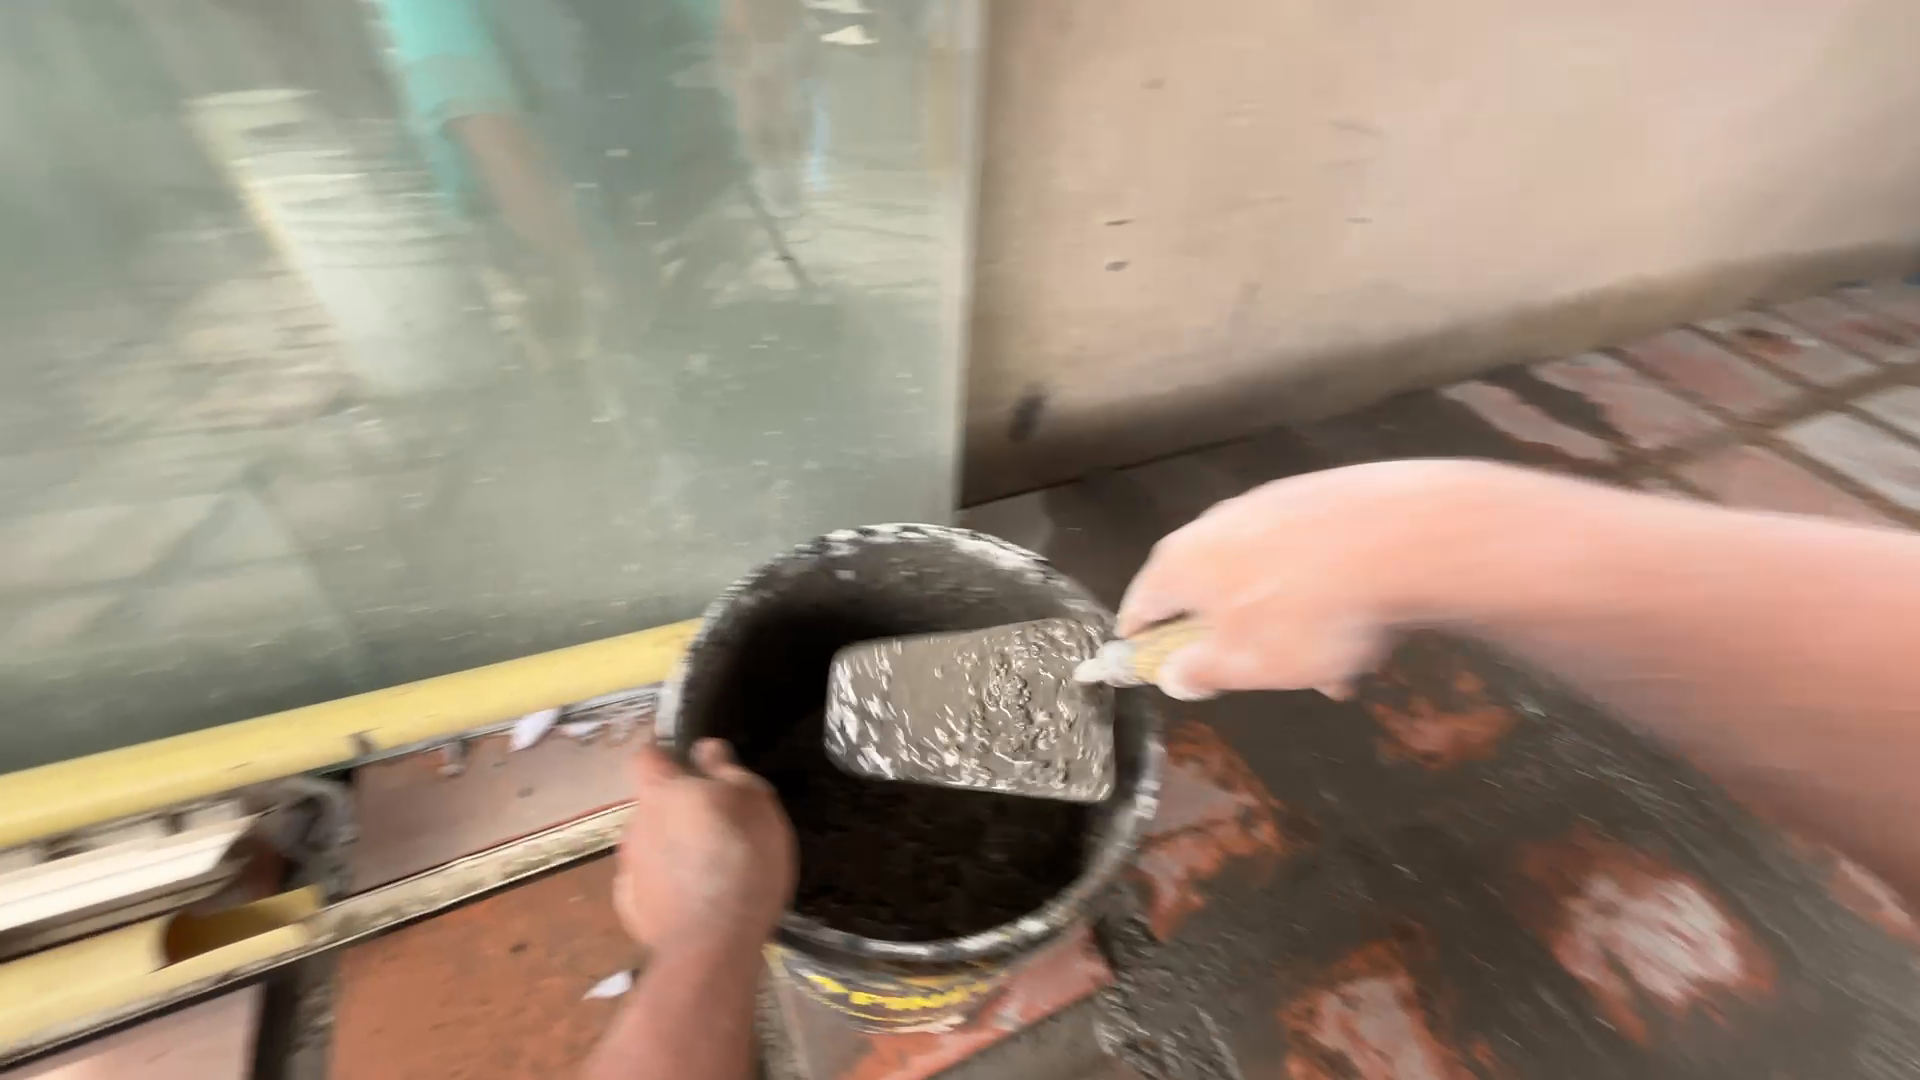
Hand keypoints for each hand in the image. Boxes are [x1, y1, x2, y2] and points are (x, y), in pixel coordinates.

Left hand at [612, 739, 796, 956]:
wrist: (714, 942)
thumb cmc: (742, 856)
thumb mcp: (753, 799)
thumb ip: (725, 770)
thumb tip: (704, 747)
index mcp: (662, 791)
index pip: (646, 755)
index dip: (666, 755)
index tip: (691, 765)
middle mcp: (635, 824)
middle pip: (653, 804)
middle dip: (678, 809)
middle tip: (718, 825)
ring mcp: (628, 869)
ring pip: (651, 844)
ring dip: (673, 847)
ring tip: (710, 868)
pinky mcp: (630, 908)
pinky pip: (649, 882)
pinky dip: (667, 884)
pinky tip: (695, 899)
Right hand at [1117, 459, 1522, 699]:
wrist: (1405, 534)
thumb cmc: (1307, 613)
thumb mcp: (1250, 665)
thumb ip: (1201, 674)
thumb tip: (1172, 677)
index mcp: (1180, 565)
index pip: (1138, 607)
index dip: (1139, 642)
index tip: (1147, 663)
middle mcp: (1212, 527)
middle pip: (1202, 593)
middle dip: (1228, 638)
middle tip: (1258, 673)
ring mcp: (1263, 506)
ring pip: (1257, 578)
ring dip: (1279, 621)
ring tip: (1328, 662)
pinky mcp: (1313, 498)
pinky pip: (1298, 557)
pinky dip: (1314, 591)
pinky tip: (1357, 621)